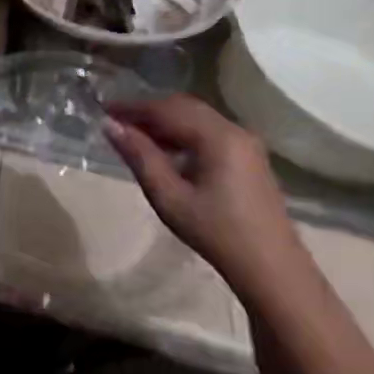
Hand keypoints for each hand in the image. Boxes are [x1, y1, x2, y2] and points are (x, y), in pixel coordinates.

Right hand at [104, 95, 305, 296]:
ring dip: (165, 121)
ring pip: (197, 118)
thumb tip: (111, 127)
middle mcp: (235, 130)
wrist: (270, 266)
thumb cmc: (215, 232)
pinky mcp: (248, 156)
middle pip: (185, 107)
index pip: (167, 109)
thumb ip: (140, 157)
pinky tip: (165, 150)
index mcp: (217, 137)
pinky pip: (209, 131)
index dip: (133, 107)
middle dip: (149, 111)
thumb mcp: (169, 197)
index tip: (104, 109)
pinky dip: (182, 132)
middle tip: (116, 121)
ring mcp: (246, 142)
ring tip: (134, 135)